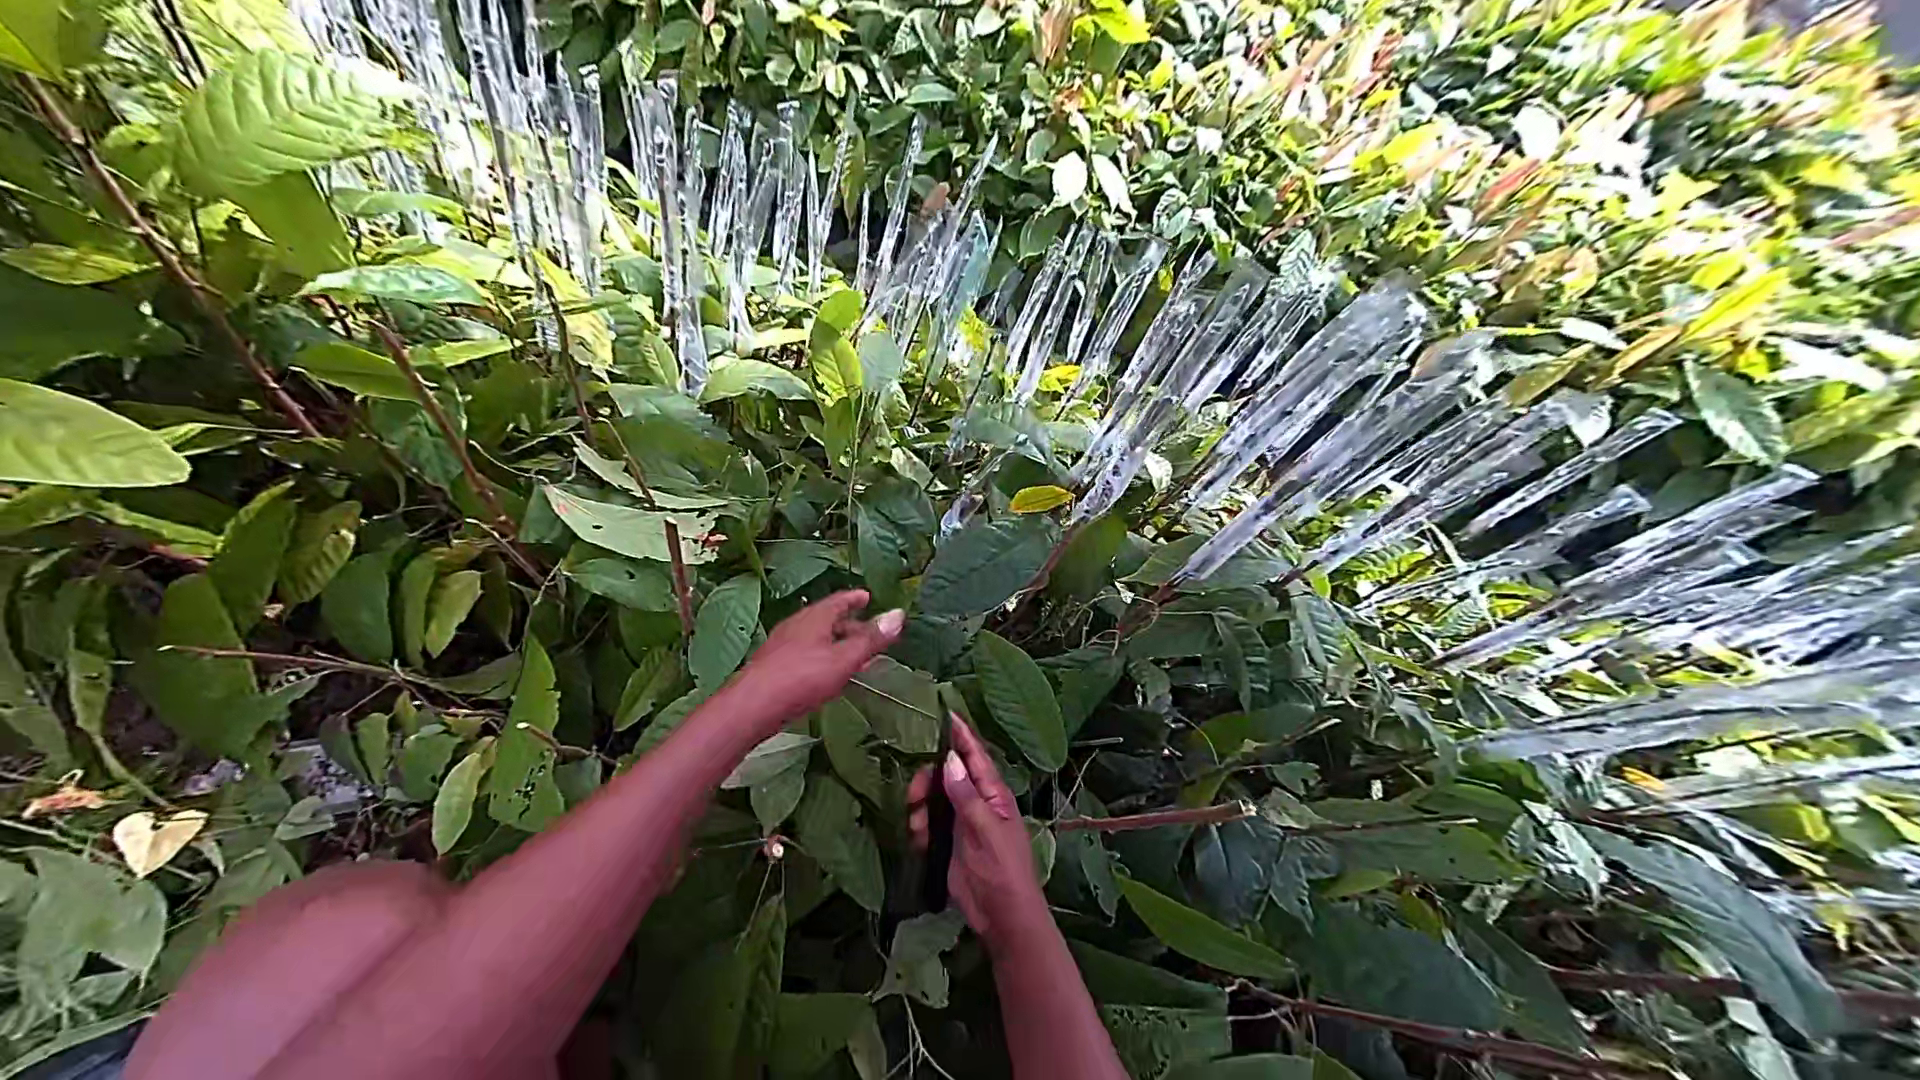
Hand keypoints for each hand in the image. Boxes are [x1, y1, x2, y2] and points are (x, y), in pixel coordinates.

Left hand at [735, 590, 903, 721]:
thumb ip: (870, 640)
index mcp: (814, 618)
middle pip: (827, 619)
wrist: (751, 707)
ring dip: (835, 642)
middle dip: (849, 624)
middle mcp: (796, 625)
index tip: (867, 597)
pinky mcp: (773, 665)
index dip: (855, 599)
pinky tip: (826, 673)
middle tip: (869, 632)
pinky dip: (822, 656)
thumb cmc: (802, 678)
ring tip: (852, 654)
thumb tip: (898, 614)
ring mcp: (782, 645)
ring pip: (815, 637)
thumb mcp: (844, 659)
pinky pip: (804, 652)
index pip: (839, 600)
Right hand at [909, 716, 1051, 951]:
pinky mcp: (948, 841)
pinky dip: (919, 829)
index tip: (945, 712)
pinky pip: (927, 823)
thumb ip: (966, 795)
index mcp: (993, 793)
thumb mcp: (986, 831)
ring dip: (920, 808)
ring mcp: (961, 821)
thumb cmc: (1002, 871)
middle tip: (914, 796)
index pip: (975, 755)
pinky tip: (919, 842)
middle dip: (927, 780)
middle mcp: (976, 800)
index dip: (961, 734)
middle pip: (946, 774)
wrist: (1002, 918)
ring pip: (932, 797)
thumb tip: (951, 758)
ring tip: (918, 828)